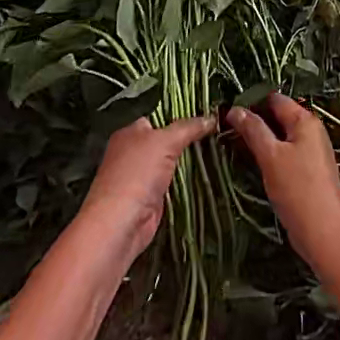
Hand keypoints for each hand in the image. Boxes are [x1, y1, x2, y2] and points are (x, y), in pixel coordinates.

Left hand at [78, 115, 216, 257]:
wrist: (121, 222)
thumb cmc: (137, 173)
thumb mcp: (164, 142)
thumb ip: (187, 129)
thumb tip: (211, 118)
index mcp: (131, 132)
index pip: (159, 118)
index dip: (181, 116)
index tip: (207, 116)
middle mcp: (134, 151)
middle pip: (165, 141)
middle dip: (188, 141)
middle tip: (217, 135)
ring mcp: (141, 177)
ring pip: (170, 164)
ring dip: (189, 163)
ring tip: (218, 153)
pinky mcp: (150, 199)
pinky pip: (172, 185)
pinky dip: (186, 183)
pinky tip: (207, 178)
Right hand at [226, 94, 339, 267]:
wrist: (325, 236)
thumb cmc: (297, 190)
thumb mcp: (270, 156)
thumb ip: (252, 129)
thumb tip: (234, 109)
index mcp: (305, 121)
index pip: (273, 98)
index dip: (250, 102)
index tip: (227, 113)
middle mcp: (310, 132)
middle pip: (276, 116)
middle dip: (253, 121)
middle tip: (227, 128)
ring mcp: (310, 153)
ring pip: (279, 137)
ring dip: (259, 139)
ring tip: (234, 144)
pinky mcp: (307, 172)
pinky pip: (283, 153)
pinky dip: (268, 155)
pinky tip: (252, 162)